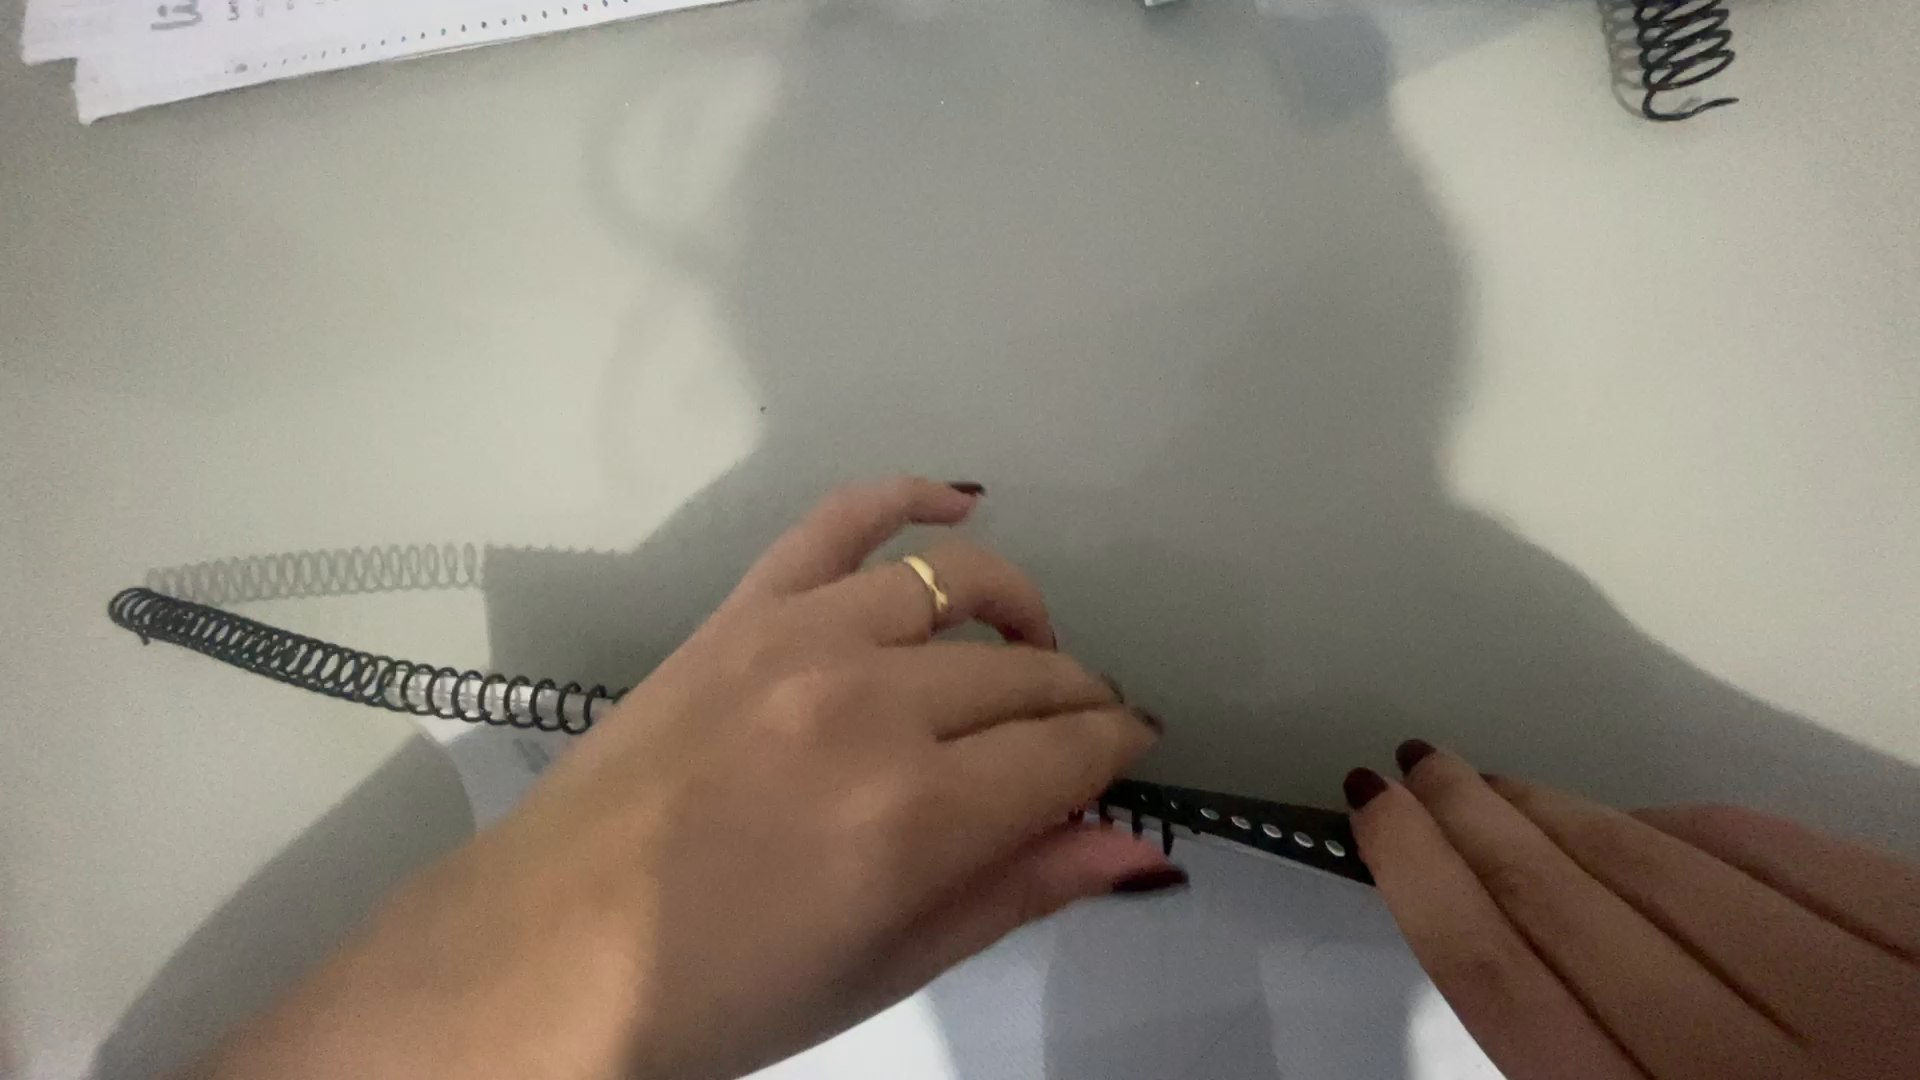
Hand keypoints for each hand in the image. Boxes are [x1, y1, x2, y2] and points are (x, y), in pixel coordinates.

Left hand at [195, 477, 1172, 1079]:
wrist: (543, 957)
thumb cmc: (724, 992)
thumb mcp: (889, 965)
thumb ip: (1022, 888)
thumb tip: (1142, 848)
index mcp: (913, 816)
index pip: (1069, 753)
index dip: (1115, 752)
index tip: (1130, 753)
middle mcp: (871, 705)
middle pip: (1025, 675)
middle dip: (1079, 700)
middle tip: (1082, 729)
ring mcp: (801, 637)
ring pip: (960, 584)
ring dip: (1021, 612)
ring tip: (1032, 645)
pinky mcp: (746, 608)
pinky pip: (842, 518)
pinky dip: (908, 494)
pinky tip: (959, 501)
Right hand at [1347, 741, 1919, 1079]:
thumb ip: (1570, 1058)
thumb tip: (1497, 925)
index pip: (1497, 977)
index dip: (1418, 871)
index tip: (1372, 796)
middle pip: (1563, 908)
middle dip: (1470, 815)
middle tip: (1422, 758)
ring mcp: (1893, 1026)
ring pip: (1666, 873)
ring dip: (1563, 811)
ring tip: (1506, 781)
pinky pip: (1807, 867)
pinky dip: (1706, 828)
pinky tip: (1653, 816)